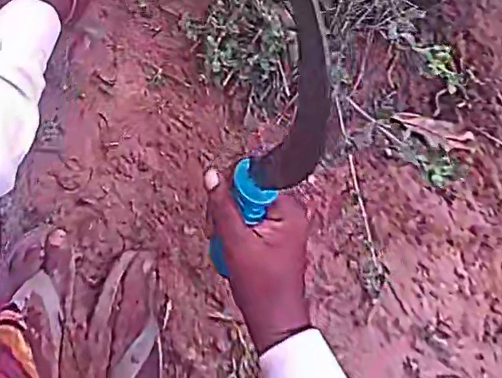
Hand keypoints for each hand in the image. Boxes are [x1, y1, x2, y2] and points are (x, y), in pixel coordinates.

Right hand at [205, 167, 312, 354]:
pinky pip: (249, 219)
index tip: (223, 205)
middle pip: (247, 191)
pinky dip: (236, 232)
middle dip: (229, 210)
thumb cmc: (263, 291)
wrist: (274, 325)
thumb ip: (223, 206)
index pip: (253, 177)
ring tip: (229, 245)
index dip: (233, 189)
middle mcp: (288, 212)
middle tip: (224, 233)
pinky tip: (234, 249)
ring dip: (230, 223)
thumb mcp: (236, 243)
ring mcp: (282, 223)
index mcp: (288, 209)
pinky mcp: (274, 233)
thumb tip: (212, 175)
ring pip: (244, 205)